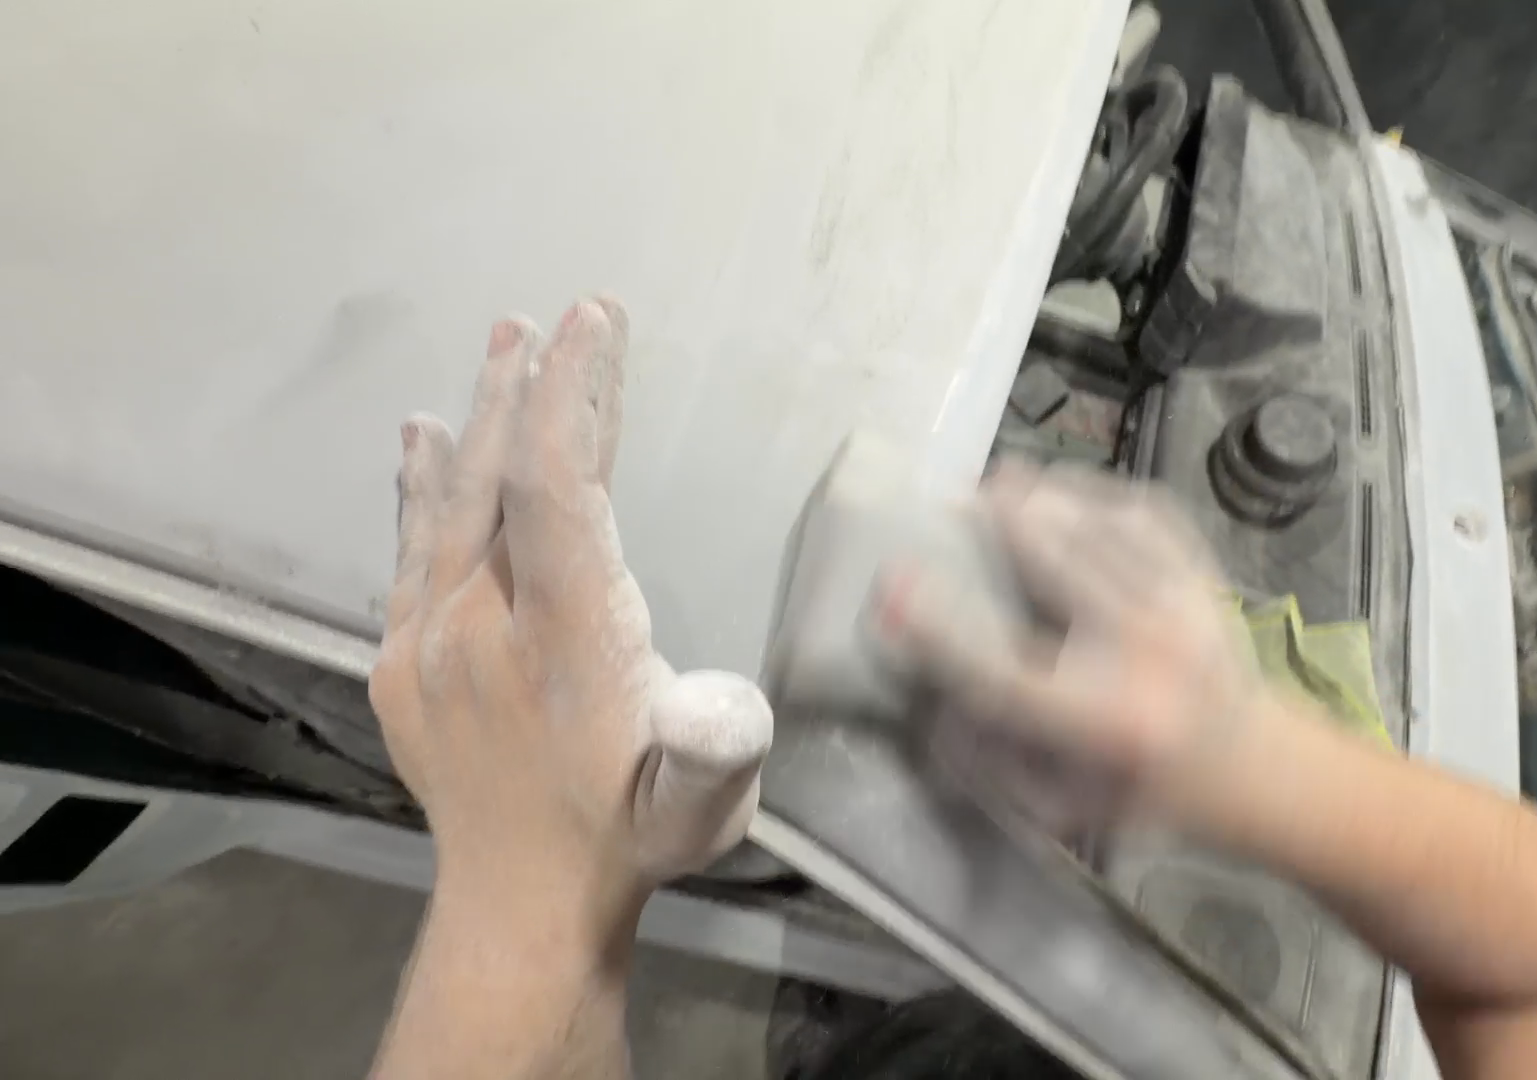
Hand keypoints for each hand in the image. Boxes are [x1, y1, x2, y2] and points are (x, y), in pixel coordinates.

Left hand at [368, 298, 770, 954]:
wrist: (524, 903)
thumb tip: (712, 704)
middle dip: (537, 387)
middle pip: (501, 476)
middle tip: (565, 319)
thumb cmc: (632, 836)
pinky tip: (426, 436)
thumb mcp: (702, 807)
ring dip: (482, 415)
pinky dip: (423, 480)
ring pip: (452, 501)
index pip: (557, 490)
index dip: (575, 397)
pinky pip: (411, 545)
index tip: (595, 326)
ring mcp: (429, 640)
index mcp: (563, 640)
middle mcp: (482, 625)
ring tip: (502, 344)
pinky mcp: (406, 659)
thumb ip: (712, 752)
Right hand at [880, 463, 1268, 815]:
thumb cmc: (1143, 792)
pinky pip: (1144, 514)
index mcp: (1106, 723)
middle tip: (954, 502)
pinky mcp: (1204, 577)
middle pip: (1054, 565)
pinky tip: (1065, 489)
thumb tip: (932, 699)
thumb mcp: (1058, 803)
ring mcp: (1184, 607)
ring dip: (1041, 497)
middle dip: (994, 522)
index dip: (938, 627)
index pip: (1000, 670)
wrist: (1255, 767)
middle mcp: (1147, 656)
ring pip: (1097, 527)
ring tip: (1000, 483)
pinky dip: (1097, 493)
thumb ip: (993, 760)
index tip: (892, 583)